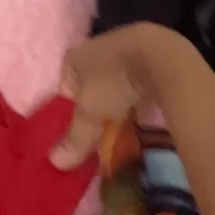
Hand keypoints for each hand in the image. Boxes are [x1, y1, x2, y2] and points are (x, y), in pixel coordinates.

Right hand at [49, 23, 179, 169]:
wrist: (160, 55)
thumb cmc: (113, 79)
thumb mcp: (91, 112)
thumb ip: (75, 137)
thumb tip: (54, 162)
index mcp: (73, 58)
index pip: (65, 89)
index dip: (71, 114)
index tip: (80, 136)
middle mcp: (93, 51)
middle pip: (89, 88)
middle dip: (95, 111)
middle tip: (102, 136)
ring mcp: (120, 52)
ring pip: (113, 86)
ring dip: (117, 105)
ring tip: (124, 129)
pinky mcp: (144, 58)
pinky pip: (134, 84)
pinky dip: (136, 100)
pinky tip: (143, 117)